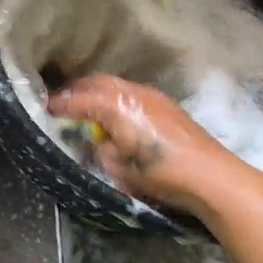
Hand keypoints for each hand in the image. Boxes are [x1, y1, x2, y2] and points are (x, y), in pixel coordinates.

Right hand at [47, 73, 261, 214]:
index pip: (79, 101)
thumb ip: (102, 149)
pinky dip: (117, 98)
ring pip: (117, 85)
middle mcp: (134, 93)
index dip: (60, 105)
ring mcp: (154, 96)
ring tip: (88, 108)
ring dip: (99, 92)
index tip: (47, 109)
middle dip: (77, 91)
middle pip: (97, 82)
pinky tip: (117, 114)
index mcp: (116, 107)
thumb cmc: (162, 176)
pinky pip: (133, 92)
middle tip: (64, 104)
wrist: (214, 179)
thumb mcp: (119, 169)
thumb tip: (98, 140)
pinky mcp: (169, 105)